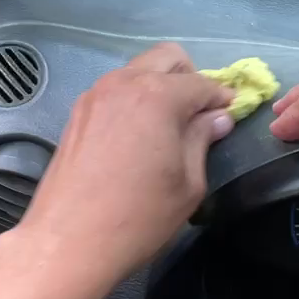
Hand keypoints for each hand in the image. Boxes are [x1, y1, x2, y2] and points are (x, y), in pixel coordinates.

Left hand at [0, 44, 234, 298]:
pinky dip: (133, 100)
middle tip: (199, 113)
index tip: (230, 113)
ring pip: (136, 71)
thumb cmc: (138, 217)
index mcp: (156, 95)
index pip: (201, 83)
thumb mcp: (188, 184)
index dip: (221, 98)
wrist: (68, 241)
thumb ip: (202, 140)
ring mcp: (94, 96)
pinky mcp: (76, 114)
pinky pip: (114, 91)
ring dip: (158, 86)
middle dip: (189, 77)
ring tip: (169, 126)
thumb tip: (217, 118)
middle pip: (166, 58)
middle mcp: (122, 83)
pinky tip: (138, 134)